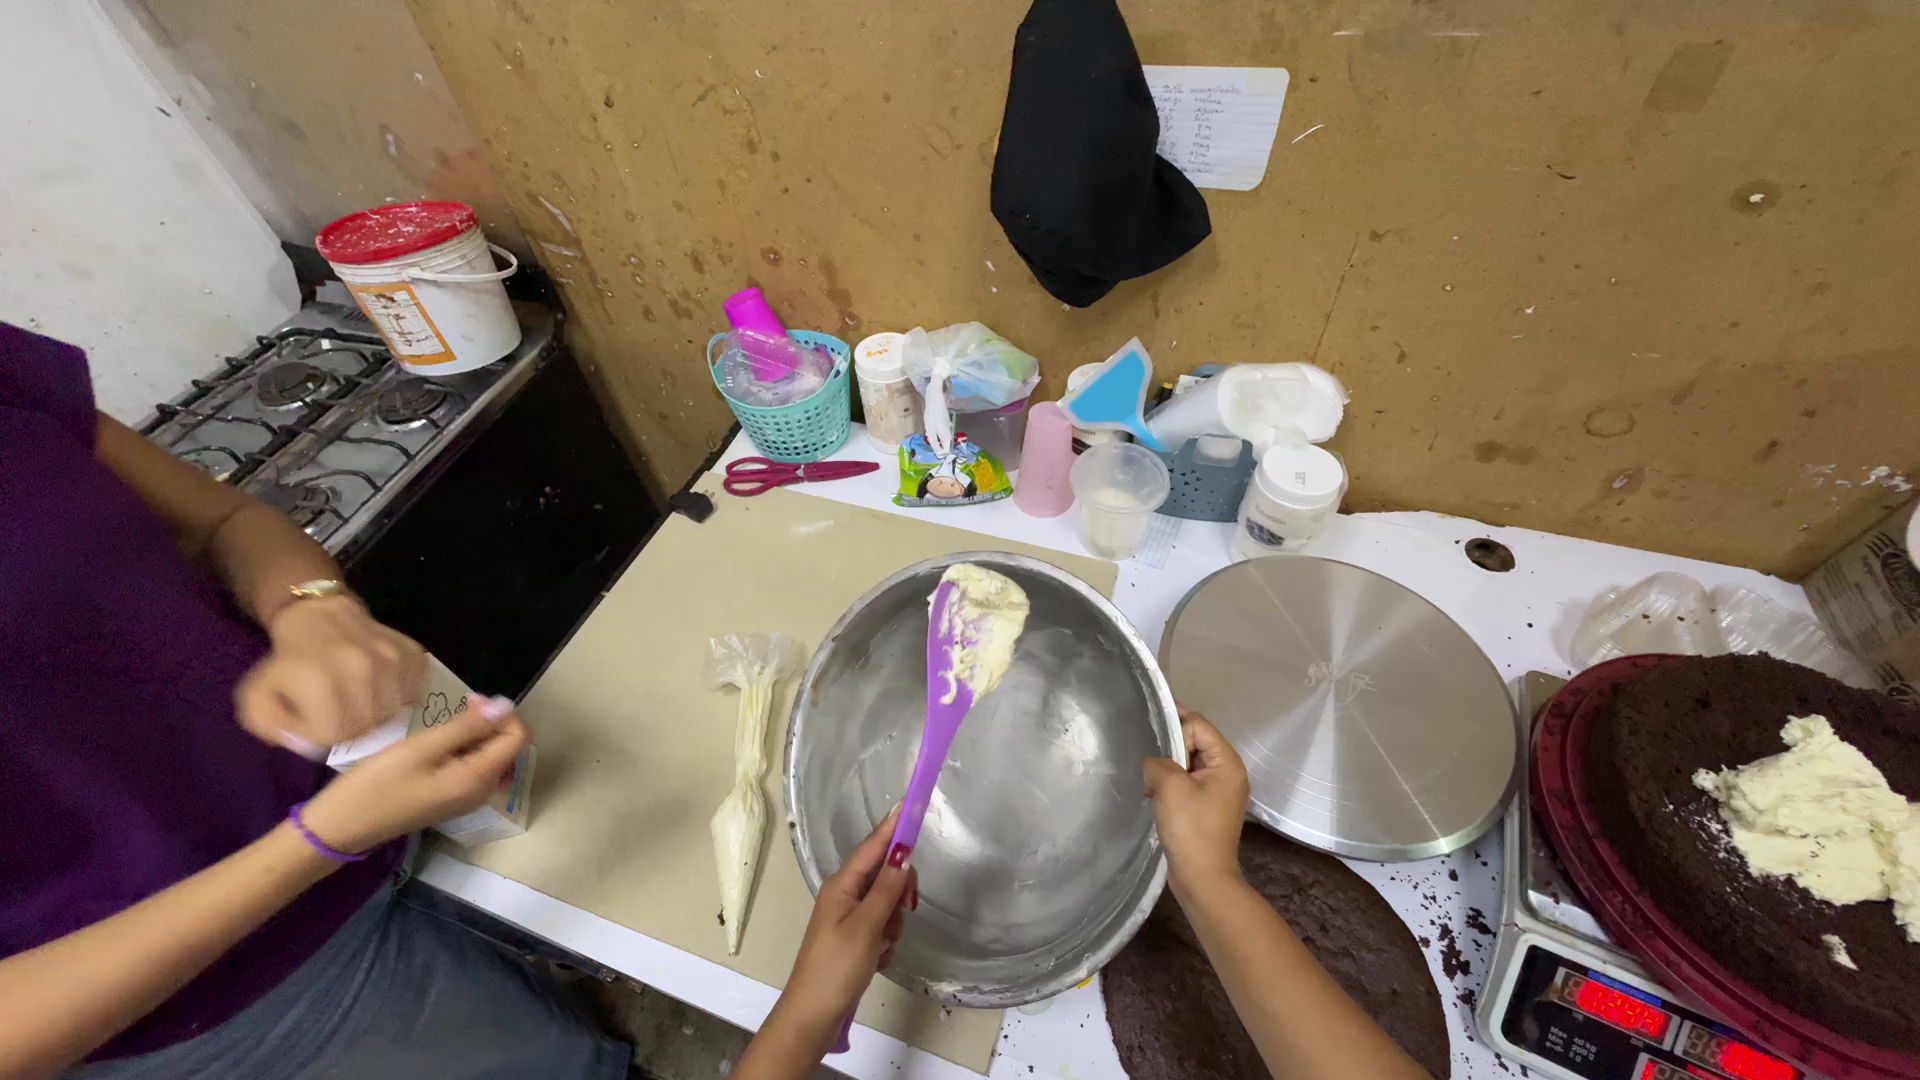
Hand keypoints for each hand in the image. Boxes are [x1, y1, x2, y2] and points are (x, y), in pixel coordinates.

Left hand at [236, 594, 425, 754]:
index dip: (324, 735)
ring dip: (378, 714)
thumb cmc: (289, 662)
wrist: (322, 617)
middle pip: (370, 726)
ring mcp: (394, 660)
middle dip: (353, 727)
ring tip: (361, 702)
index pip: (338, 734)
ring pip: (395, 712)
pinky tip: (381, 688)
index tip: (316, 723)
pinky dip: (399, 698)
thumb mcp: (258, 696)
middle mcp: (362, 669)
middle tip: (341, 716)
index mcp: (318, 681)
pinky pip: (414, 694)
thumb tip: (307, 743)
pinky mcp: (414, 654)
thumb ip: (272, 727)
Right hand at [300, 696, 526, 853]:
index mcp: (479, 779)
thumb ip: (467, 726)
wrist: (336, 830)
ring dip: (477, 736)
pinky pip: (475, 768)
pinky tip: (439, 744)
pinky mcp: (453, 799)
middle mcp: (483, 792)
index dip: (503, 714)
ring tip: (445, 725)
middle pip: (508, 747)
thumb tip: (506, 705)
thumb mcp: (421, 748)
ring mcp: (469, 798)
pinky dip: (466, 750)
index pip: (518, 738)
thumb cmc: (374, 786)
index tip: (473, 701)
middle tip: (459, 708)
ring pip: (491, 756)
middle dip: (491, 723)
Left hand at [779, 807, 916, 1032]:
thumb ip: (887, 888)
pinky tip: (878, 959)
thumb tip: (904, 852)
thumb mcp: (867, 926)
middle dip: (899, 889)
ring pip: (888, 900)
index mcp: (842, 883)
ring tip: (883, 944)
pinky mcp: (855, 937)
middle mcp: (845, 893)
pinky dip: (887, 939)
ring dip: (894, 920)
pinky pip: (883, 925)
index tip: (912, 805)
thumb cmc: (836, 967)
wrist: (812, 1017)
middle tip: (907, 908)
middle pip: (884, 872)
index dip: (894, 826)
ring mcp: (849, 916)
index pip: (874, 845)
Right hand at [1143, 708, 1250, 896]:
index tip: (1152, 737)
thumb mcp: (1170, 785)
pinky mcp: (1206, 806)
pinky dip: (1169, 783)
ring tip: (1151, 783)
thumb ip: (1157, 761)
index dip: (1174, 727)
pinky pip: (1186, 781)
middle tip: (1149, 764)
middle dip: (1169, 748)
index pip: (1198, 725)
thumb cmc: (1191, 828)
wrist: (1202, 877)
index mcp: (1227, 763)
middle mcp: (1227, 772)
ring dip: (1166, 768)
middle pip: (1194, 741)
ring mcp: (1218, 791)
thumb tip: (1154, 766)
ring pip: (1187, 762)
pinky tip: (1156, 795)